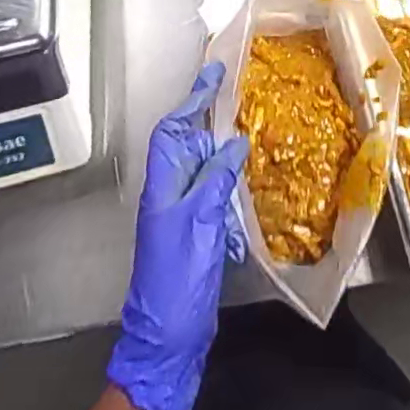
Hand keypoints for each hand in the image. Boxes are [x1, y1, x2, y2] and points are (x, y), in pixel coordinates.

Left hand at [106, 62, 248, 409]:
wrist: (167, 337)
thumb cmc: (175, 282)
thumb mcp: (197, 225)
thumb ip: (215, 181)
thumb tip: (234, 142)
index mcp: (163, 185)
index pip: (174, 129)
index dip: (193, 99)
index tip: (213, 72)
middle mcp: (171, 190)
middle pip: (189, 139)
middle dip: (208, 111)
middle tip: (234, 86)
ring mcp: (184, 208)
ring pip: (203, 160)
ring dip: (222, 138)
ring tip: (246, 117)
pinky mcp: (198, 225)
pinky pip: (213, 184)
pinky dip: (229, 168)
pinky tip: (246, 164)